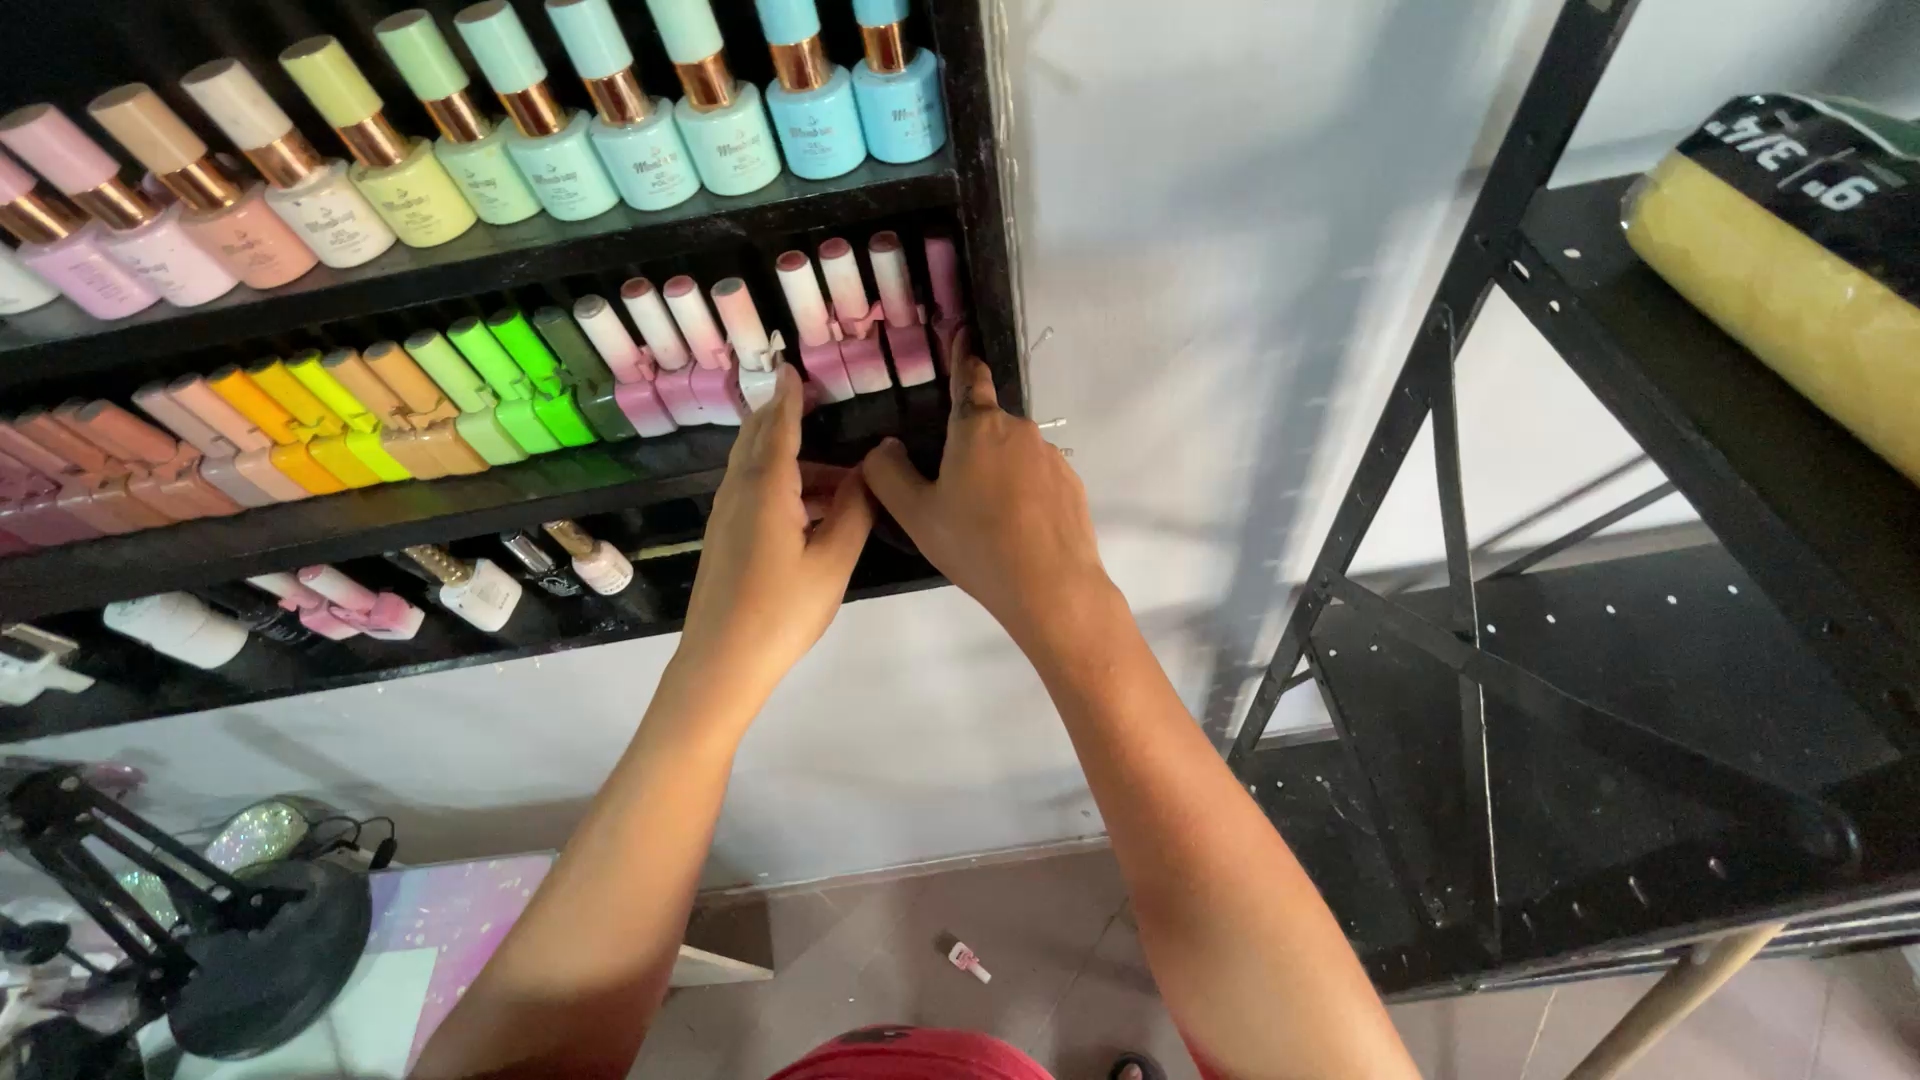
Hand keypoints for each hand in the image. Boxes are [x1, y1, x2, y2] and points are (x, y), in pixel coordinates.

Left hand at [672, 365, 872, 707]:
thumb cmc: (782, 611)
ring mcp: (726, 517)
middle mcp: (738, 492)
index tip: (792, 369)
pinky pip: (754, 493)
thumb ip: (855, 511)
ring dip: (796, 463)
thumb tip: (868, 474)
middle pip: (758, 440)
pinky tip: (813, 511)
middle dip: (785, 419)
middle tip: (816, 408)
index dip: (789, 397)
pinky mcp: (724, 539)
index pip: (779, 427)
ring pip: (757, 470)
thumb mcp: (833, 561)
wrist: (721, 662)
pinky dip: (783, 486)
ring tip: (845, 482)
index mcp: (766, 489)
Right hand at [862, 343, 1113, 647]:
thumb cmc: (975, 544)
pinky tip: (1017, 531)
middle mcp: (1019, 430)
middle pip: (987, 427)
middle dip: (970, 448)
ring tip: (987, 523)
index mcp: (978, 427)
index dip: (962, 356)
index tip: (963, 334)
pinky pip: (1038, 480)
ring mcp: (1052, 458)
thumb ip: (888, 474)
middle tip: (954, 494)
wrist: (1050, 587)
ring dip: (998, 475)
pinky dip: (1024, 495)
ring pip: (1014, 456)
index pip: (970, 377)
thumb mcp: (916, 514)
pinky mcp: (1072, 485)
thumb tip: (886, 448)